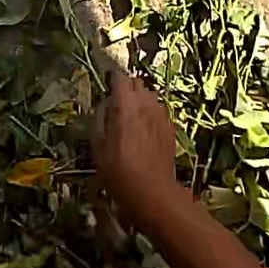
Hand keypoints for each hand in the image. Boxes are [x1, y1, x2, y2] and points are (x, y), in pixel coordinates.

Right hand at [95, 70, 182, 225]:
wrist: (152, 191)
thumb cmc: (118, 169)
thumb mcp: (98, 144)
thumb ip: (100, 117)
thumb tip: (105, 105)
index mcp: (125, 102)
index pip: (119, 76)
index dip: (111, 79)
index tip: (106, 86)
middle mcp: (145, 102)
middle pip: (136, 82)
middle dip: (126, 88)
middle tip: (117, 103)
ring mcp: (161, 113)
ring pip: (150, 94)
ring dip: (140, 99)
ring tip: (131, 116)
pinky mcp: (170, 126)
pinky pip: (159, 110)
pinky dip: (151, 113)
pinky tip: (144, 129)